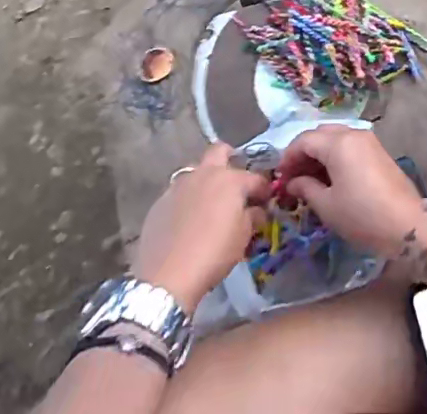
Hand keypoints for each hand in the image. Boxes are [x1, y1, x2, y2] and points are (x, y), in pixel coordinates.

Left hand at [130, 143, 268, 311]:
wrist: (167, 276)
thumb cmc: (214, 253)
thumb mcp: (243, 237)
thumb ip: (253, 216)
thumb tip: (256, 210)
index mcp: (230, 180)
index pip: (255, 178)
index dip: (264, 189)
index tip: (266, 201)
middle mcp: (204, 174)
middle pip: (219, 151)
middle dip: (230, 159)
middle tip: (234, 184)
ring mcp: (179, 185)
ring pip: (196, 171)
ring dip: (205, 181)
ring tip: (209, 205)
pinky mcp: (160, 201)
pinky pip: (179, 193)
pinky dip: (187, 200)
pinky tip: (187, 222)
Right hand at [278, 125, 424, 261]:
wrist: (408, 226)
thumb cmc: (362, 216)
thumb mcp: (327, 206)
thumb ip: (305, 188)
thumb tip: (292, 182)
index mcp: (338, 142)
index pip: (304, 140)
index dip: (288, 157)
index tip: (280, 177)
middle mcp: (354, 133)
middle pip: (320, 134)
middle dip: (303, 153)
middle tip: (293, 177)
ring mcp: (369, 141)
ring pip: (336, 138)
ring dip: (320, 154)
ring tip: (310, 180)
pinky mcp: (379, 152)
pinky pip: (350, 146)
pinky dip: (336, 156)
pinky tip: (331, 179)